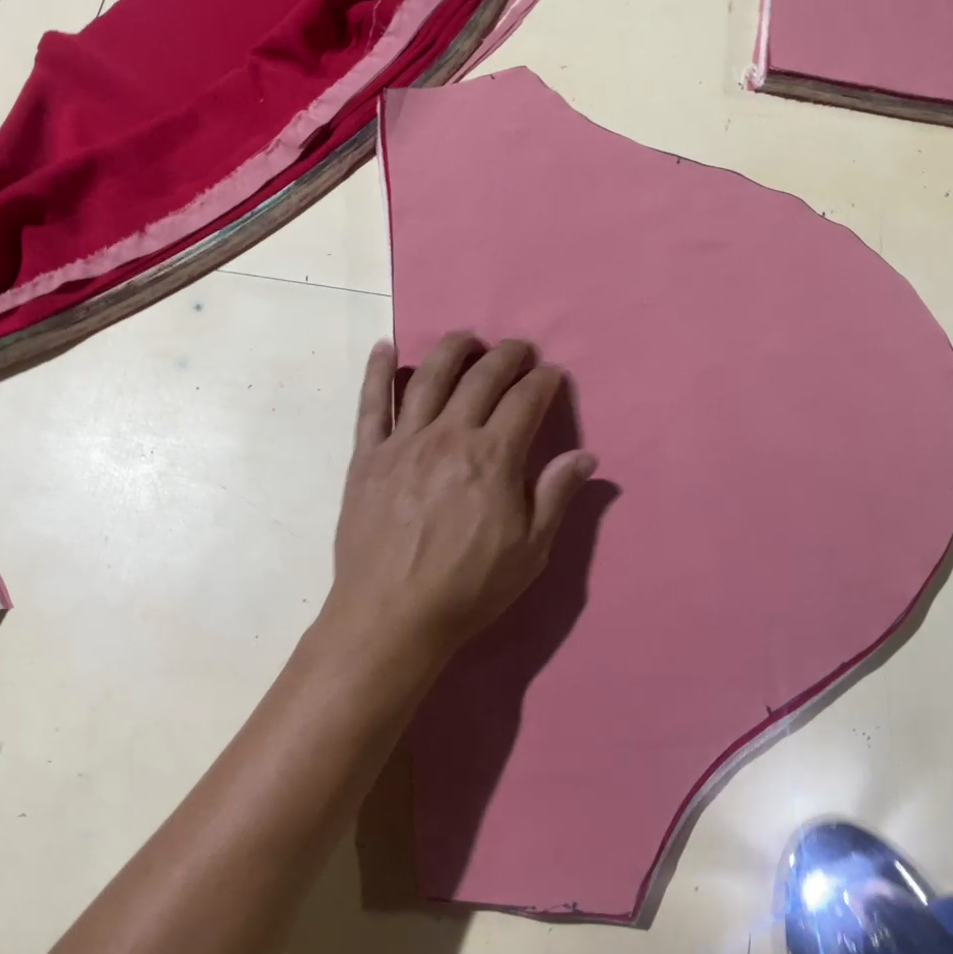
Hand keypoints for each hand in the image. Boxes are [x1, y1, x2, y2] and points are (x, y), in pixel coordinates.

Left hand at [319, 333, 596, 670]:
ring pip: (428, 378)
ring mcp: (403, 443)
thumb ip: (554, 496)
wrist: (392, 616)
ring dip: (450, 350)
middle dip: (505, 356)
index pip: (525, 402)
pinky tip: (385, 348)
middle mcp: (449, 436)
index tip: (552, 375)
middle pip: (480, 379)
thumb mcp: (530, 551)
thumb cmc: (469, 588)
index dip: (543, 383)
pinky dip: (378, 372)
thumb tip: (585, 456)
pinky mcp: (367, 458)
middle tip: (518, 347)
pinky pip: (371, 405)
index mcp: (493, 458)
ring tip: (465, 338)